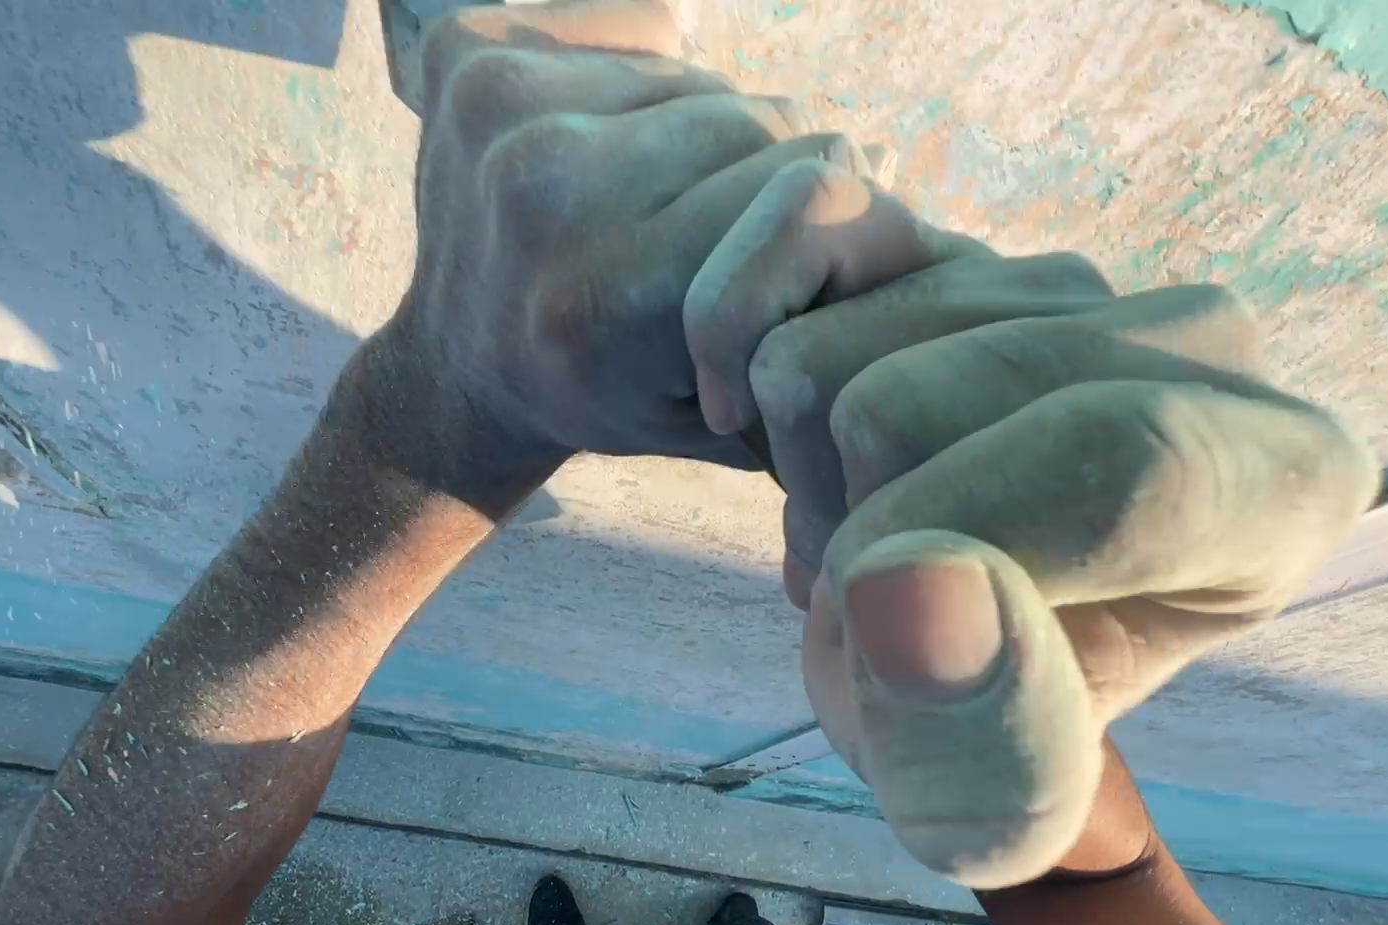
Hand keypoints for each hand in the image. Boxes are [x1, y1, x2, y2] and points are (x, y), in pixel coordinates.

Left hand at [387, 0, 874, 468]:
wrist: (463, 374)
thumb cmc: (602, 401)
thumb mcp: (722, 418)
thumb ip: (815, 339)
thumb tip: (924, 250)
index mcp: (614, 297)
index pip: (801, 195)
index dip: (832, 229)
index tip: (818, 270)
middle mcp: (550, 191)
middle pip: (752, 125)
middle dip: (768, 184)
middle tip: (737, 241)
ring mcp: (501, 115)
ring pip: (699, 84)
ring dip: (713, 141)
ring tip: (678, 207)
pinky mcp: (467, 60)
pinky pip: (632, 43)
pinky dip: (651, 99)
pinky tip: (624, 163)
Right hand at [686, 173, 1379, 886]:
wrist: (909, 622)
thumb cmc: (962, 712)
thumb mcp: (979, 796)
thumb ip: (978, 751)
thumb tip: (912, 594)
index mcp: (1271, 492)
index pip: (1126, 467)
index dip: (952, 548)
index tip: (868, 623)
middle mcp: (1188, 341)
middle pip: (909, 406)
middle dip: (837, 533)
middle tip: (866, 591)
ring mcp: (1050, 271)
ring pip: (822, 358)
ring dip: (796, 480)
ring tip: (848, 526)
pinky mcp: (939, 228)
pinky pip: (794, 227)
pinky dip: (730, 344)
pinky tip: (775, 422)